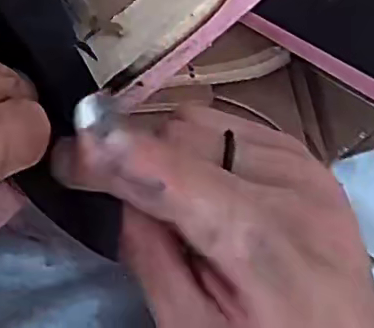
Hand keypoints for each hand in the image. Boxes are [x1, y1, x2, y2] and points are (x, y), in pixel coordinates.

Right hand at [54, 103, 373, 327]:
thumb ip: (149, 254)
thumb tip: (117, 180)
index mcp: (268, 250)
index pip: (183, 181)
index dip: (123, 154)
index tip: (70, 146)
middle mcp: (290, 187)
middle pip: (186, 137)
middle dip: (141, 156)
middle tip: (124, 194)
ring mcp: (301, 161)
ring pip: (200, 119)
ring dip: (170, 147)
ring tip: (180, 199)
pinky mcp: (303, 149)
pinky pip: (226, 122)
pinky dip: (201, 146)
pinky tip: (210, 185)